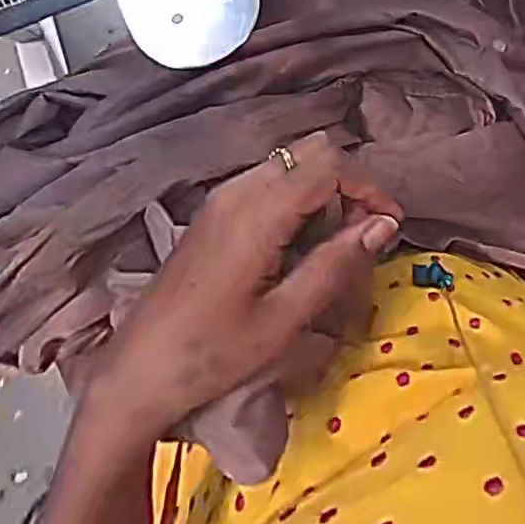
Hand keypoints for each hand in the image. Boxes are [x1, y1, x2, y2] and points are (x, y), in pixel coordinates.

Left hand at [88, 132, 402, 438]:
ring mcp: (222, 196)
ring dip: (324, 187)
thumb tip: (383, 224)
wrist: (135, 372)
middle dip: (348, 181)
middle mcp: (238, 189)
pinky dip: (299, 195)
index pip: (328, 164)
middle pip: (311, 150)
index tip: (389, 223)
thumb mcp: (282, 320)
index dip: (368, 186)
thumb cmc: (211, 355)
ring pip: (291, 161)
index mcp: (255, 212)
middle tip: (364, 230)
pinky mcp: (215, 209)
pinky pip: (270, 179)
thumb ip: (335, 263)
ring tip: (337, 240)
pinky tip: (300, 240)